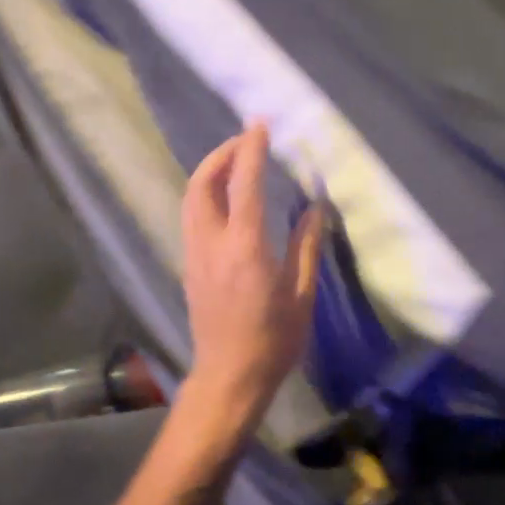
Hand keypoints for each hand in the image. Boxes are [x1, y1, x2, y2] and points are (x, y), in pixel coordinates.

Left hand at [179, 124, 328, 420]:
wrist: (229, 378)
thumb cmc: (273, 341)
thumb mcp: (301, 295)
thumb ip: (306, 247)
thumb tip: (314, 207)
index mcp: (245, 249)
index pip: (244, 185)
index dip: (250, 150)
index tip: (259, 125)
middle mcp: (212, 244)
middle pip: (202, 184)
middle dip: (220, 155)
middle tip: (245, 141)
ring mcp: (195, 255)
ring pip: (191, 199)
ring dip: (209, 172)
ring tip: (235, 163)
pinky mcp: (189, 267)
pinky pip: (192, 217)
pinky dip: (205, 194)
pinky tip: (226, 199)